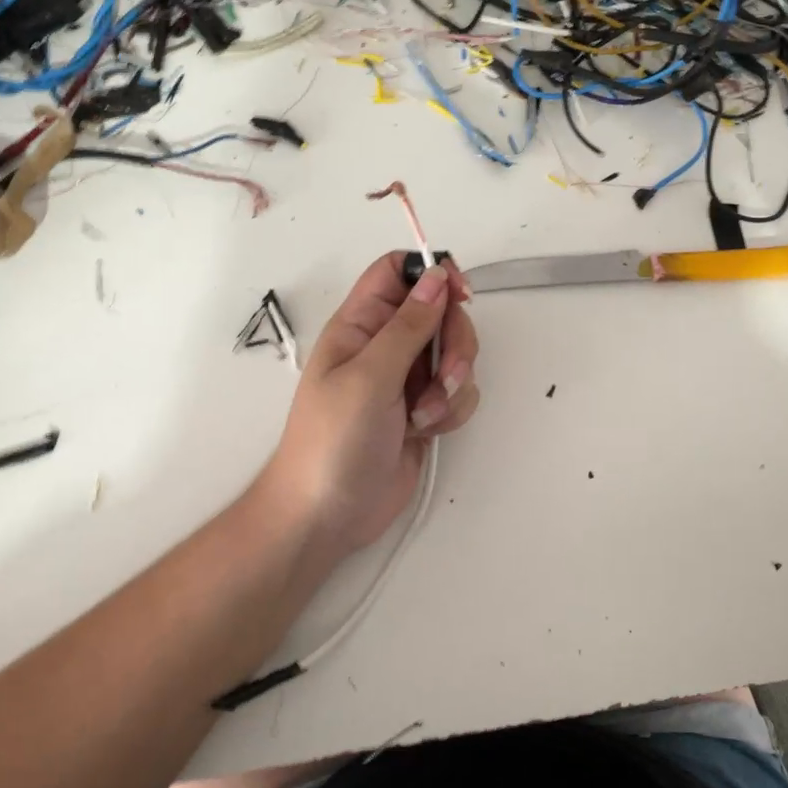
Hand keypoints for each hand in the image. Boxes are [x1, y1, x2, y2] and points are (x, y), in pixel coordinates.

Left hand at [264, 253, 478, 553]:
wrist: (326, 515)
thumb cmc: (334, 440)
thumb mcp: (370, 376)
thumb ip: (409, 325)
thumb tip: (437, 273)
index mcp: (360, 325)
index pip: (397, 272)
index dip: (431, 273)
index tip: (460, 295)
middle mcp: (385, 345)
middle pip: (441, 312)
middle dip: (455, 343)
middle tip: (446, 377)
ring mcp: (406, 379)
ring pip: (456, 354)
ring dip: (454, 383)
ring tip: (426, 415)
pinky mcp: (424, 411)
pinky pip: (458, 392)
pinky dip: (452, 409)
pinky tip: (427, 432)